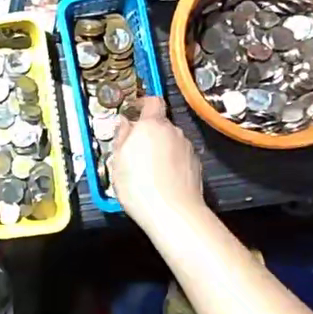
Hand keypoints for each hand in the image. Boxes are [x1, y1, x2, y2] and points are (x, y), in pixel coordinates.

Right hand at [108, 95, 204, 225]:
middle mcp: (173, 132)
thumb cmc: (140, 187)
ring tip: (145, 170)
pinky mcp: (195, 164)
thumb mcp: (117, 161)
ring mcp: (186, 148)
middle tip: (132, 150)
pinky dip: (170, 163)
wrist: (172, 212)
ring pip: (170, 141)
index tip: (134, 111)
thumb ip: (122, 137)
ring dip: (159, 149)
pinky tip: (159, 179)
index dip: (142, 104)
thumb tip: (124, 124)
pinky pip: (178, 157)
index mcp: (151, 125)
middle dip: (147, 133)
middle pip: (160, 124)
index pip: (152, 101)